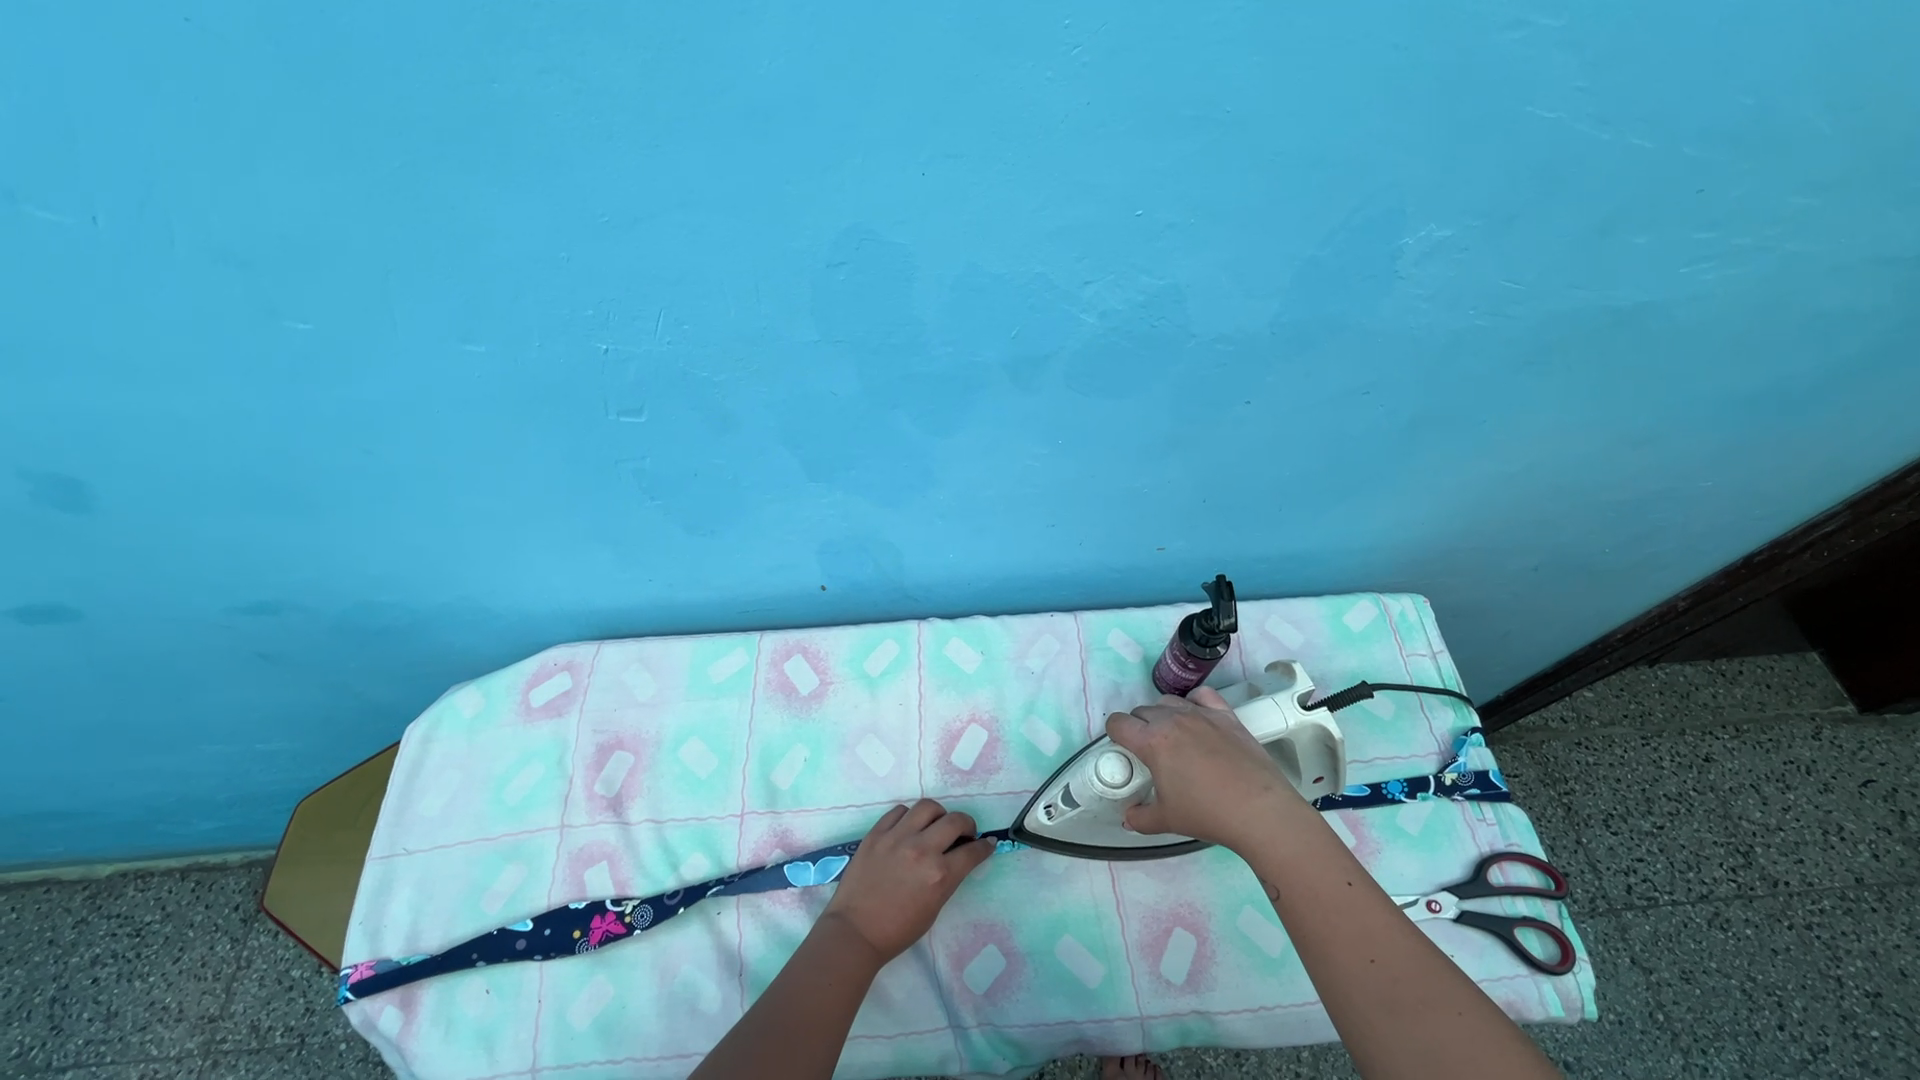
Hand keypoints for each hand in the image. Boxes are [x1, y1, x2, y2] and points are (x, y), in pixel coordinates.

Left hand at [821, 799, 994, 963]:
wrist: (856, 931)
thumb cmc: (898, 929)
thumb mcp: (935, 906)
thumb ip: (948, 877)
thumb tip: (960, 856)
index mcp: (940, 874)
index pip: (972, 850)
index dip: (985, 845)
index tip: (987, 843)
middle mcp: (921, 850)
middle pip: (955, 820)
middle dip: (967, 825)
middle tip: (964, 833)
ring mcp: (896, 838)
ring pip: (927, 806)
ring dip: (938, 815)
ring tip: (935, 826)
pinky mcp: (876, 834)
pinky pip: (898, 811)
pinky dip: (909, 817)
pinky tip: (908, 828)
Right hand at [1105, 686, 1310, 852]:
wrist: (1259, 810)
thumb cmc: (1207, 813)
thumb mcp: (1166, 820)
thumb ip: (1140, 817)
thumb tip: (1129, 817)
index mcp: (1152, 741)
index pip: (1118, 723)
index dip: (1114, 734)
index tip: (1122, 748)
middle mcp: (1173, 720)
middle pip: (1142, 710)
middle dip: (1138, 726)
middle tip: (1148, 752)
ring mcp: (1202, 714)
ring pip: (1169, 701)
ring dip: (1163, 715)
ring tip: (1172, 737)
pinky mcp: (1227, 716)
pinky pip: (1203, 696)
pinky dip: (1194, 702)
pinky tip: (1198, 718)